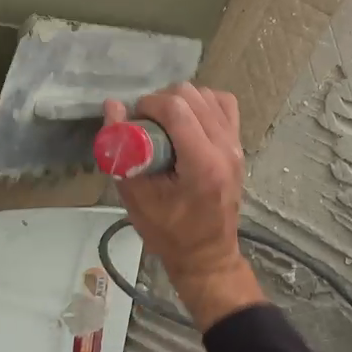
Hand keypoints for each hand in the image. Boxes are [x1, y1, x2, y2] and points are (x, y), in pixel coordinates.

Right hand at [104, 84, 264, 330]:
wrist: (206, 256)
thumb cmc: (168, 233)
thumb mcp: (135, 196)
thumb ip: (121, 150)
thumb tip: (112, 105)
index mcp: (202, 164)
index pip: (176, 108)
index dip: (148, 104)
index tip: (133, 119)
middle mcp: (225, 148)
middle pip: (192, 96)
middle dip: (161, 101)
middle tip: (145, 124)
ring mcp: (236, 146)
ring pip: (208, 95)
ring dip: (181, 101)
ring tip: (164, 124)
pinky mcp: (239, 146)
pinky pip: (224, 105)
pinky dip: (204, 104)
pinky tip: (188, 121)